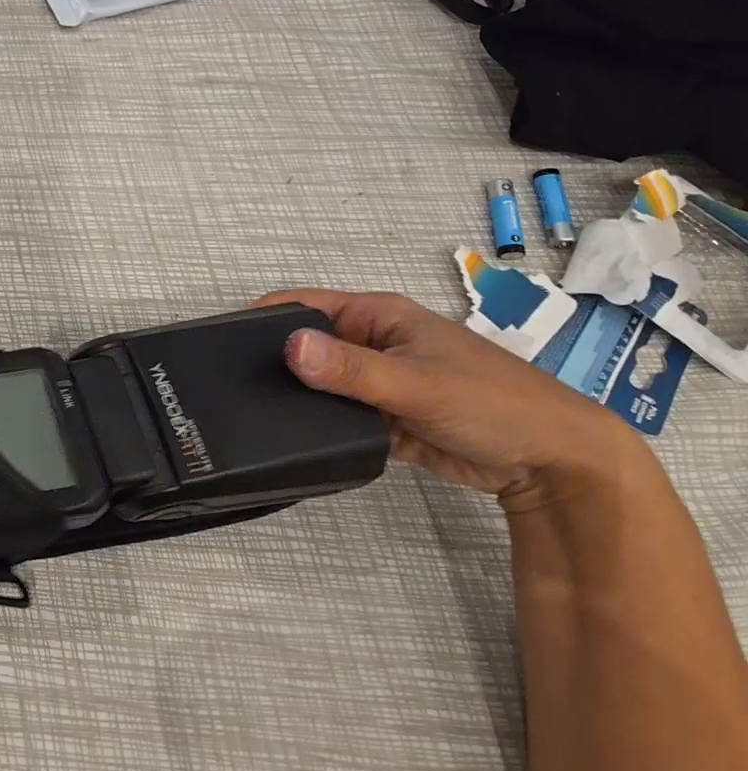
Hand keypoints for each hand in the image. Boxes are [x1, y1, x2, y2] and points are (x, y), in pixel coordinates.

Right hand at [253, 289, 663, 508]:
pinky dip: (311, 425)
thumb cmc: (495, 403)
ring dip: (290, 397)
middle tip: (223, 386)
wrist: (554, 465)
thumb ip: (351, 368)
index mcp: (378, 317)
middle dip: (268, 362)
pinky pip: (331, 416)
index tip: (216, 342)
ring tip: (242, 413)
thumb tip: (287, 348)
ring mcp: (373, 382)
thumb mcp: (417, 383)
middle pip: (302, 346)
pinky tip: (282, 437)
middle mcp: (370, 344)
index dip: (260, 318)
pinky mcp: (378, 418)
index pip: (302, 306)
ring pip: (314, 384)